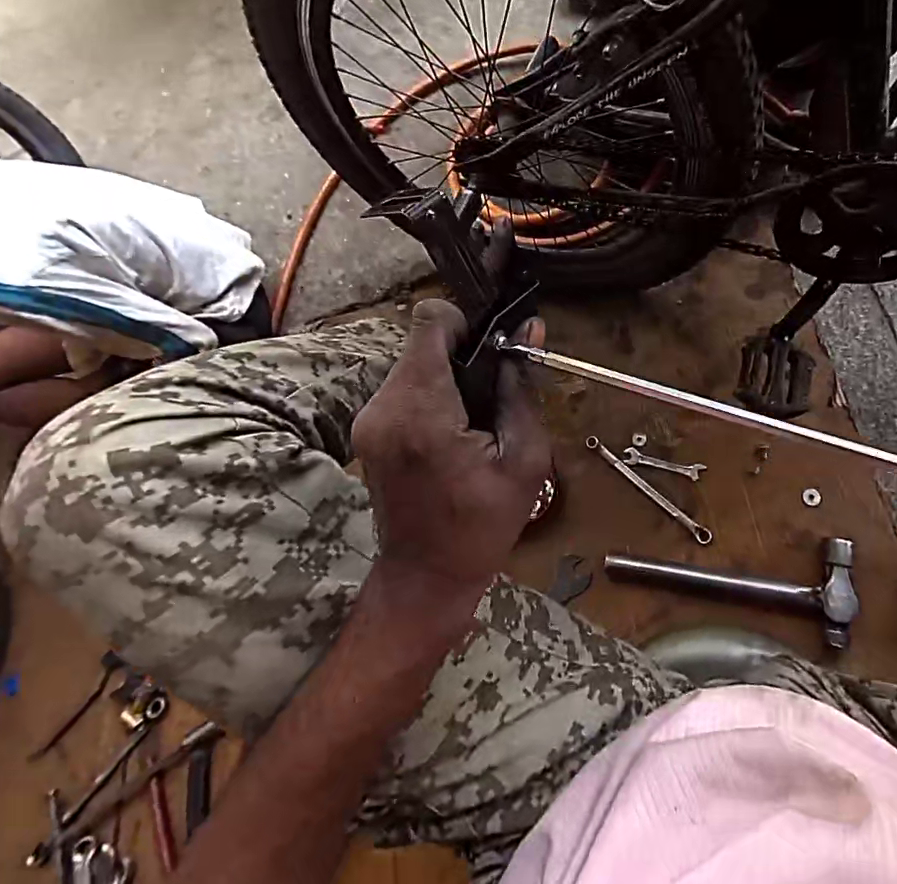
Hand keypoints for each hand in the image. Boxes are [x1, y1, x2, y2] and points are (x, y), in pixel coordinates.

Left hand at [353, 299, 552, 607]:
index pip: (431, 320)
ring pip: (415, 362)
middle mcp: (384, 405)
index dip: (467, 323)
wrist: (426, 576)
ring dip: (449, 375)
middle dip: (464, 355)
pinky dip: (433, 393)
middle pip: (424, 341)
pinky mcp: (367, 428)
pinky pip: (405, 387)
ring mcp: (369, 417)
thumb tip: (529, 329)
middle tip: (496, 394)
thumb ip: (522, 388)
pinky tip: (456, 430)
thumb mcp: (525, 459)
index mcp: (422, 410)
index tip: (493, 352)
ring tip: (478, 419)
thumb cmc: (483, 526)